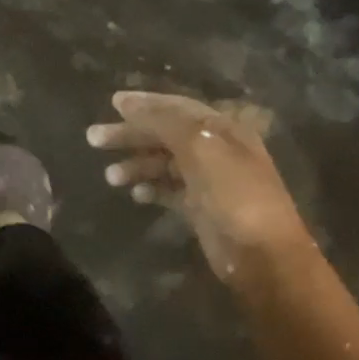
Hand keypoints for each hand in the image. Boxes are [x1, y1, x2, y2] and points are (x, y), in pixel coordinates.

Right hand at [88, 91, 310, 282]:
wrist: (264, 257)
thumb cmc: (234, 193)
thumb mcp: (198, 146)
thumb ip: (161, 120)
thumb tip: (125, 102)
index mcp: (222, 129)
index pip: (177, 107)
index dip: (144, 103)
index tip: (112, 103)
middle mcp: (216, 150)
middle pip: (165, 134)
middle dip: (130, 135)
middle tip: (94, 139)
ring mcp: (209, 180)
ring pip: (163, 163)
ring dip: (135, 165)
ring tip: (111, 177)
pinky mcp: (201, 208)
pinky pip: (168, 189)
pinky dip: (150, 188)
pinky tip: (134, 194)